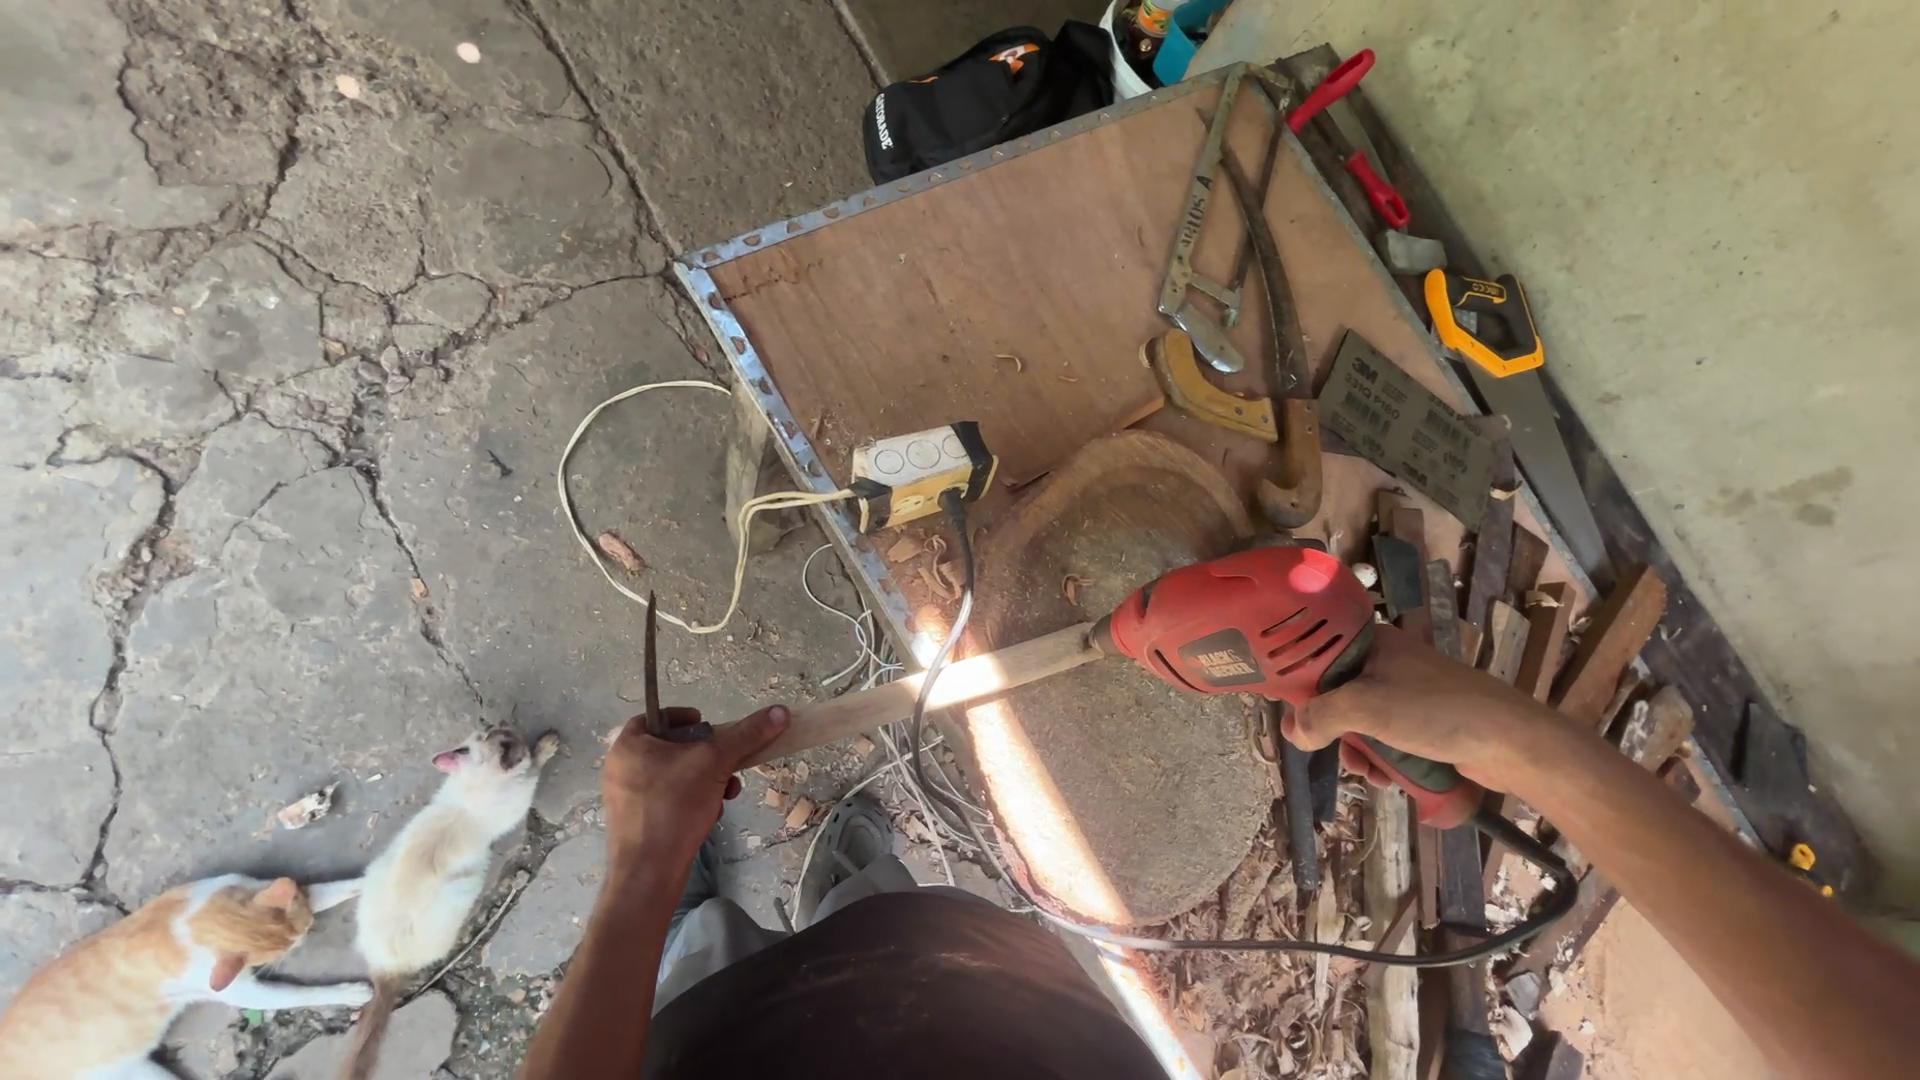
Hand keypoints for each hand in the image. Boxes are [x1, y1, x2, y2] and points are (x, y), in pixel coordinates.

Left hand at [600, 705, 790, 865]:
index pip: (658, 716)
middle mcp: (623, 768)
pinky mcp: (639, 822)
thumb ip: (747, 734)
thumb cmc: (674, 806)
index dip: (686, 717)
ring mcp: (629, 798)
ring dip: (708, 778)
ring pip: (677, 774)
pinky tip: (711, 812)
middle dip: (708, 754)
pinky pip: (670, 798)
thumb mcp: (716, 762)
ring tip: (726, 791)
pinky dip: (694, 799)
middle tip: (726, 761)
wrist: (650, 873)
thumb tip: (780, 712)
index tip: (710, 726)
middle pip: (674, 746)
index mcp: (629, 746)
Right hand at [1281, 623, 1556, 793]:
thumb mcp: (1365, 708)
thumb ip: (1320, 717)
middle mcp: (1384, 661)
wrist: (1510, 741)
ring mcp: (1405, 691)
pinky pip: (1384, 736)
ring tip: (1366, 771)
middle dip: (1329, 727)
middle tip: (1327, 747)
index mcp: (1370, 644)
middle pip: (1334, 693)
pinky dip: (1380, 757)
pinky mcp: (1423, 719)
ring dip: (1356, 750)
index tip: (1287, 711)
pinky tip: (1386, 776)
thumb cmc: (1434, 710)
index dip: (1297, 684)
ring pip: (1358, 720)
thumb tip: (1293, 732)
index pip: (1316, 655)